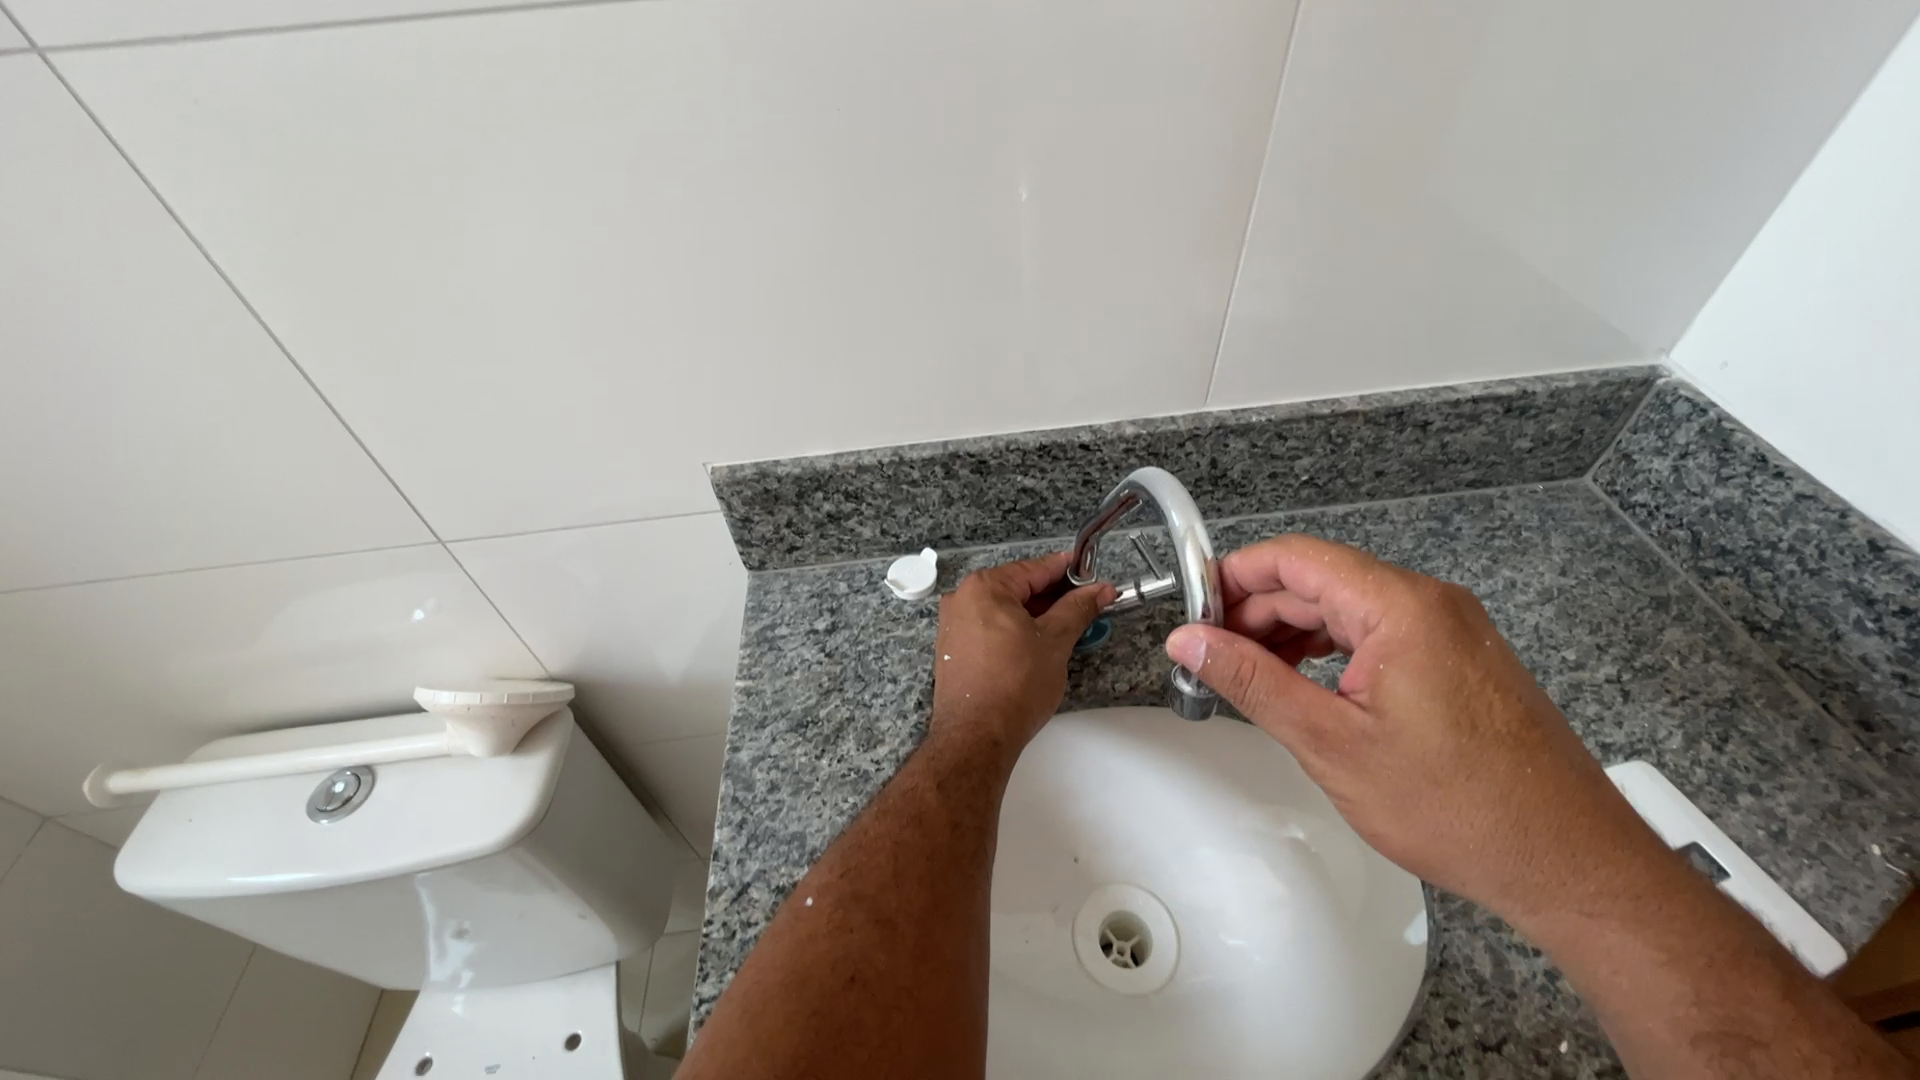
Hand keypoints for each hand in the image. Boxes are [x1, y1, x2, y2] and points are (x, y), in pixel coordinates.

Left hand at [931, 553, 1114, 767]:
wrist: (977, 736)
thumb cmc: (1012, 688)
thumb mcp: (1055, 641)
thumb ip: (1078, 609)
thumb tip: (1098, 590)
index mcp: (985, 588)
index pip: (1034, 569)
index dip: (1067, 571)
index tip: (1089, 573)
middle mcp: (962, 600)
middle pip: (1017, 588)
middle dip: (1052, 596)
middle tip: (1085, 603)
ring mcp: (953, 625)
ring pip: (1003, 609)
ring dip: (1035, 615)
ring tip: (1067, 626)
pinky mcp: (953, 649)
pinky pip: (989, 627)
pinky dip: (1014, 630)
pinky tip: (1037, 643)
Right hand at [1165, 535, 1662, 926]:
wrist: (1569, 864)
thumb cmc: (1464, 809)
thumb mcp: (1330, 742)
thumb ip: (1251, 681)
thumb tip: (1191, 642)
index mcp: (1401, 608)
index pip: (1294, 558)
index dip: (1233, 576)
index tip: (1195, 610)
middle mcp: (1430, 604)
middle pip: (1318, 580)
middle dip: (1256, 611)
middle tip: (1210, 654)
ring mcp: (1450, 631)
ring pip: (1345, 608)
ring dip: (1289, 633)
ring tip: (1248, 675)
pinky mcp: (1457, 660)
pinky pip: (1376, 633)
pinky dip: (1328, 650)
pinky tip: (1301, 684)